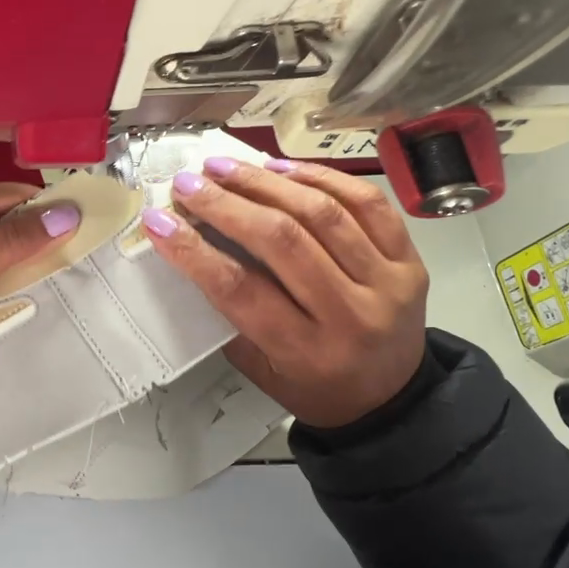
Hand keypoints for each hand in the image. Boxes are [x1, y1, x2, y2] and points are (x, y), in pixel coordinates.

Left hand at [0, 178, 79, 373]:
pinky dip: (7, 265)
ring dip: (27, 254)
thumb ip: (13, 241)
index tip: (91, 240)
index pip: (22, 194)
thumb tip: (66, 212)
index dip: (56, 214)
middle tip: (76, 267)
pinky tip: (23, 285)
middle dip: (43, 236)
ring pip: (5, 232)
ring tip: (57, 279)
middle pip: (15, 211)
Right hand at [139, 157, 428, 427]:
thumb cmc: (312, 385)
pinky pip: (366, 203)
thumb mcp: (259, 368)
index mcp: (305, 351)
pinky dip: (319, 178)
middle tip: (187, 183)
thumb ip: (228, 313)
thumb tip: (189, 245)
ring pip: (322, 213)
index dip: (193, 251)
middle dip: (226, 205)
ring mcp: (388, 282)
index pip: (239, 289)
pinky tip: (280, 167)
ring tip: (224, 167)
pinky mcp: (410, 259)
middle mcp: (351, 315)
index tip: (157, 221)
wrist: (394, 400)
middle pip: (282, 241)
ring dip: (265, 182)